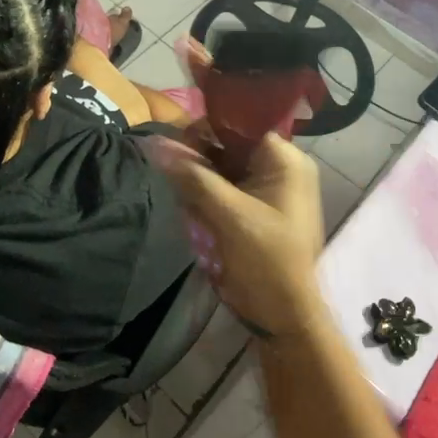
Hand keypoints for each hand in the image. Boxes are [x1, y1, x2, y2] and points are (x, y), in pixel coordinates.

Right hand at [148, 132, 325, 340]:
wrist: (283, 315)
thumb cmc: (266, 259)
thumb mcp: (227, 214)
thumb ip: (191, 175)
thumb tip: (152, 144)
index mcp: (284, 160)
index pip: (242, 122)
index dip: (208, 124)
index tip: (176, 136)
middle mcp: (277, 166)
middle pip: (227, 144)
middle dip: (198, 158)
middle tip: (175, 174)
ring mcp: (264, 188)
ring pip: (219, 166)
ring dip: (197, 181)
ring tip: (187, 201)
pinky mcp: (251, 208)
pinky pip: (221, 188)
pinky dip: (203, 197)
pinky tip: (192, 212)